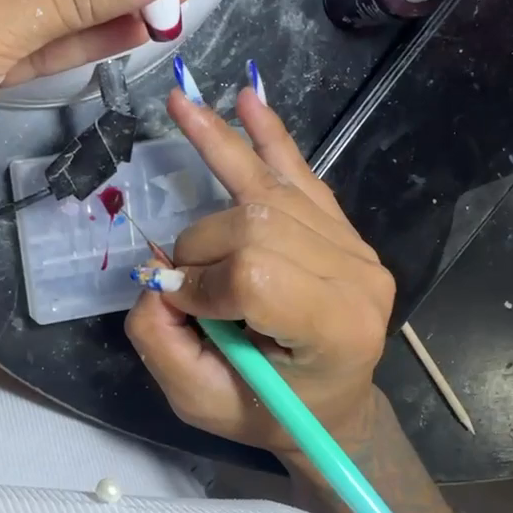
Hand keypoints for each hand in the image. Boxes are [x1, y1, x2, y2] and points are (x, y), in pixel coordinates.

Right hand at [126, 89, 394, 453]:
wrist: (330, 407)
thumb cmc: (269, 413)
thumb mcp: (202, 402)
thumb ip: (165, 345)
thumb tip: (156, 278)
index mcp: (336, 329)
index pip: (255, 275)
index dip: (201, 284)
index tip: (182, 308)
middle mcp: (356, 276)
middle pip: (254, 223)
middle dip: (198, 245)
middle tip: (182, 280)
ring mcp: (352, 244)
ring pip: (266, 188)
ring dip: (217, 146)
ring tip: (178, 104)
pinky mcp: (337, 226)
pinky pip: (298, 172)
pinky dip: (267, 135)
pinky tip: (245, 100)